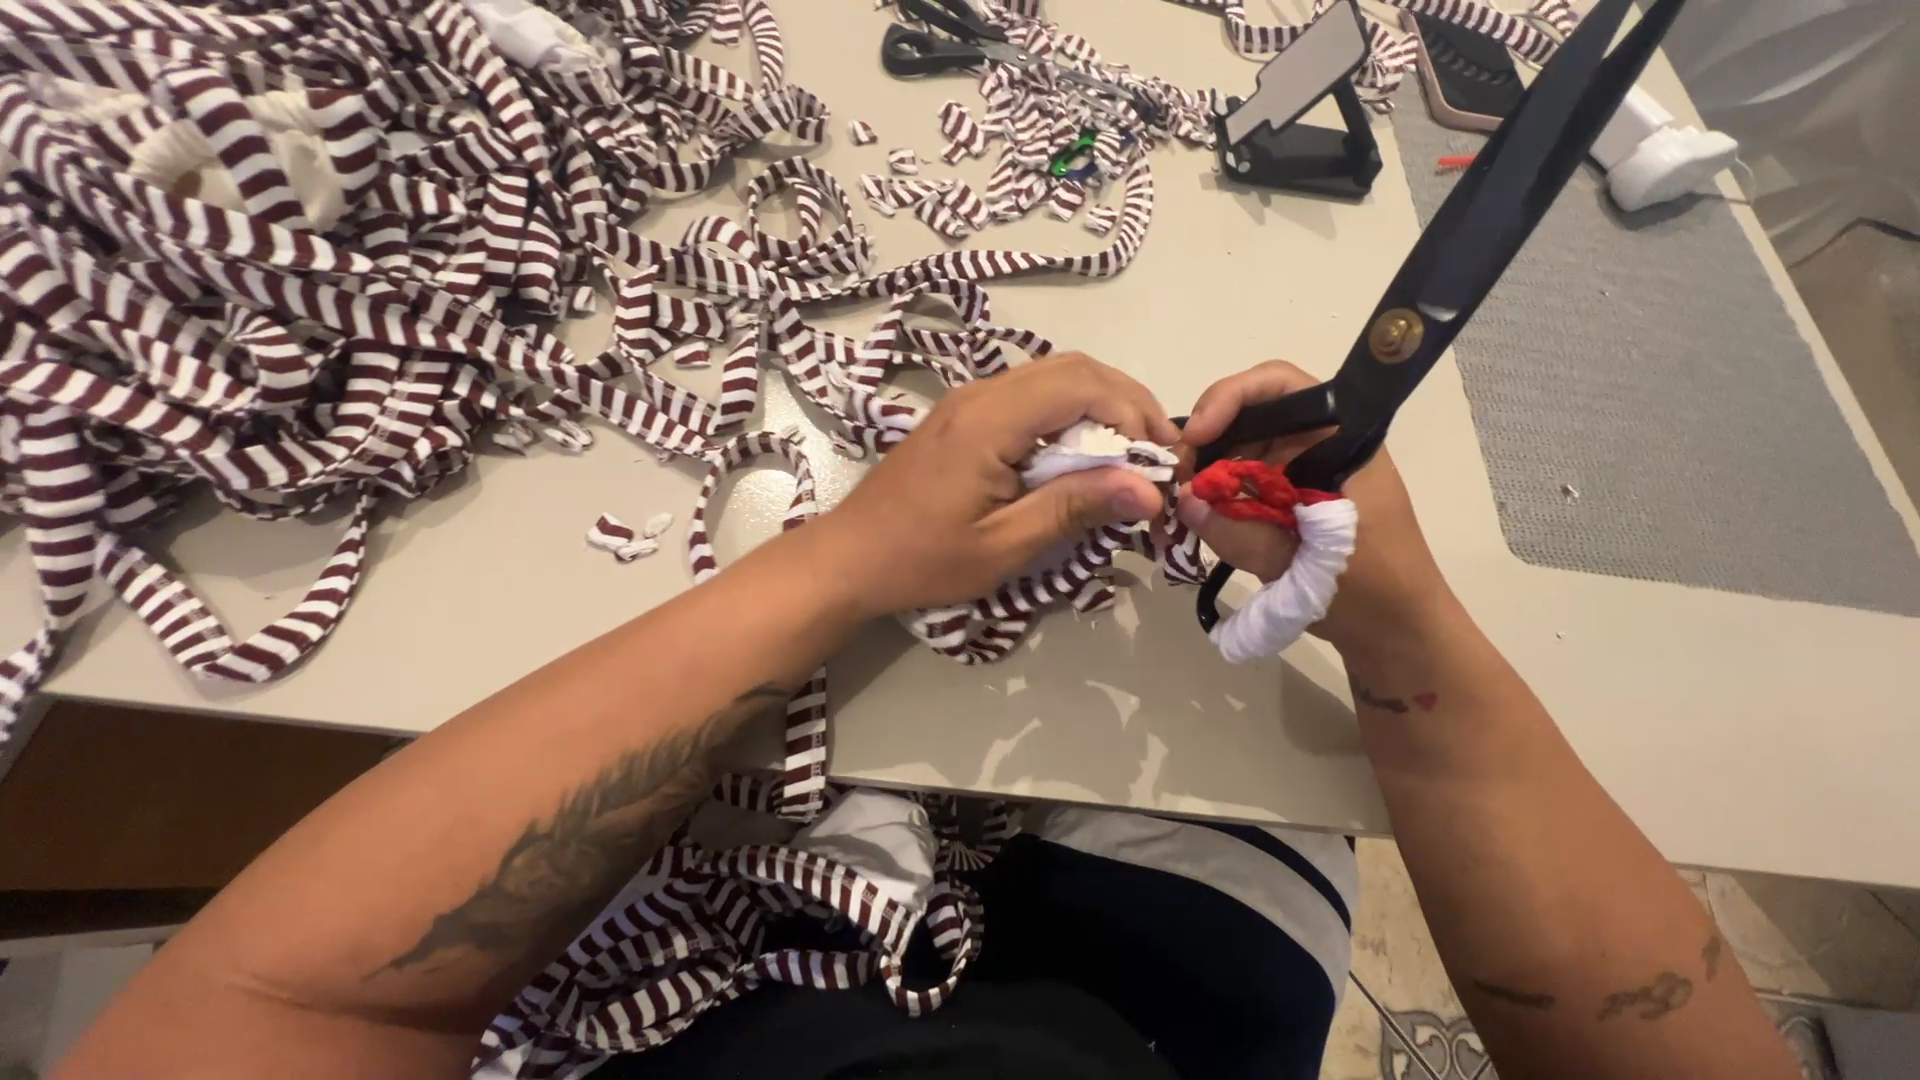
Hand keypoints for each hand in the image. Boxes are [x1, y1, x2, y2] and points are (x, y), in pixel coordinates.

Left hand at [819, 353, 1178, 617]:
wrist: (851, 557)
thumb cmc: (922, 560)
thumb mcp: (1003, 545)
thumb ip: (1074, 508)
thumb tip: (1148, 490)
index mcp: (989, 421)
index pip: (1081, 384)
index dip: (1133, 412)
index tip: (1161, 459)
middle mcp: (980, 395)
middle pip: (1073, 368)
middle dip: (1126, 403)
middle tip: (1155, 454)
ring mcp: (968, 401)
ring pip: (1053, 376)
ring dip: (1100, 405)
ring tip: (1128, 455)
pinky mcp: (964, 416)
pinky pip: (1031, 395)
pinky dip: (1070, 414)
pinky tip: (1082, 455)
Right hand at [1175, 360, 1455, 654]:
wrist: (1395, 633)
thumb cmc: (1372, 591)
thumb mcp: (1305, 564)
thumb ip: (1243, 534)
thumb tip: (1183, 502)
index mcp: (1338, 440)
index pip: (1280, 386)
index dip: (1231, 398)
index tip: (1197, 435)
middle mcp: (1313, 446)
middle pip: (1244, 418)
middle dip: (1202, 443)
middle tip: (1171, 483)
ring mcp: (1295, 474)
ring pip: (1233, 453)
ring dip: (1200, 476)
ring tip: (1171, 509)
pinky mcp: (1280, 502)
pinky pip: (1235, 487)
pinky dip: (1209, 501)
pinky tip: (1188, 523)